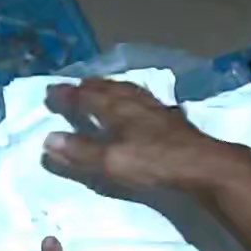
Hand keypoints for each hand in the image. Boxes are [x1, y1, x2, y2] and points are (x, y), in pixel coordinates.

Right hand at [42, 78, 250, 195]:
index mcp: (117, 110)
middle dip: (89, 86)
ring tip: (104, 86)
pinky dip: (134, 96)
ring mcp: (156, 110)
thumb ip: (80, 152)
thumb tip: (48, 140)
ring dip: (112, 87)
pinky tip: (140, 102)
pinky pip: (146, 100)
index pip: (87, 98)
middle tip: (76, 84)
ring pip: (129, 91)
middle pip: (109, 89)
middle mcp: (135, 103)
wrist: (202, 165)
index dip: (68, 95)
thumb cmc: (152, 163)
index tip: (51, 91)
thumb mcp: (110, 161)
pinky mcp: (172, 121)